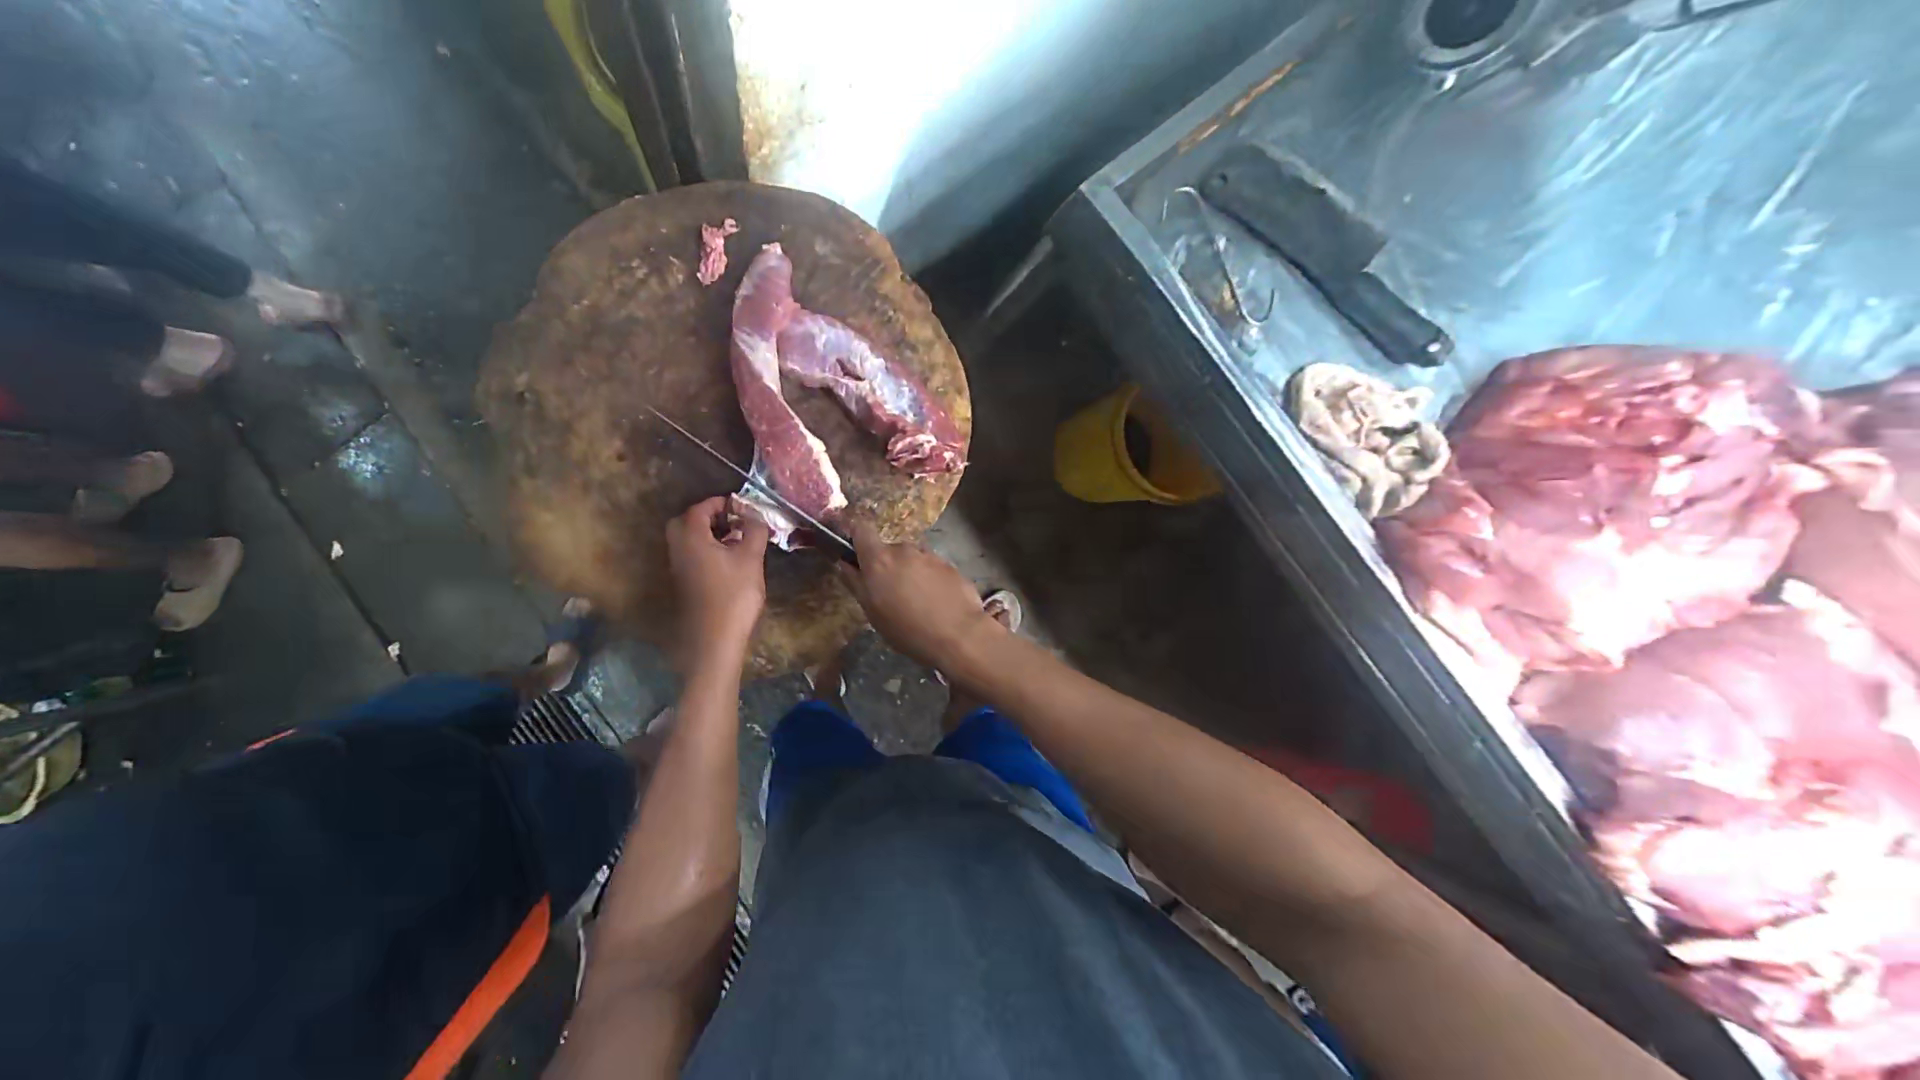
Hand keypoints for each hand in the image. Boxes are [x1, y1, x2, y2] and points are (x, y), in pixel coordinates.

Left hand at [665, 497, 769, 663]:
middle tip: (732, 520)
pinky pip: (691, 556)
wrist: (715, 638)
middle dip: (707, 516)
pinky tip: (728, 561)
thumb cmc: (734, 594)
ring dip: (707, 534)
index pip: (699, 509)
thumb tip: (754, 515)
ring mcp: (678, 568)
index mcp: (691, 538)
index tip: (740, 505)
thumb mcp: (751, 558)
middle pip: (685, 523)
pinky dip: (706, 550)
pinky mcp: (684, 584)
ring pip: (687, 541)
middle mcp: (678, 549)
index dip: (719, 502)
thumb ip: (754, 531)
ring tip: (735, 539)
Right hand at [839, 522, 998, 670]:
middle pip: (889, 551)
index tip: (857, 551)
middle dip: (889, 567)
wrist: (959, 635)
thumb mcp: (873, 613)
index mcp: (880, 559)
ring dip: (911, 573)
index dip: (857, 535)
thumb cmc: (907, 629)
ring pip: (913, 560)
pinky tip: (937, 603)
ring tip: (919, 602)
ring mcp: (931, 556)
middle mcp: (905, 550)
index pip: (861, 529)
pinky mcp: (951, 566)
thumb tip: (845, 564)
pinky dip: (931, 580)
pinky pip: (933, 569)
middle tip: (893, 595)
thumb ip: (856, 584)